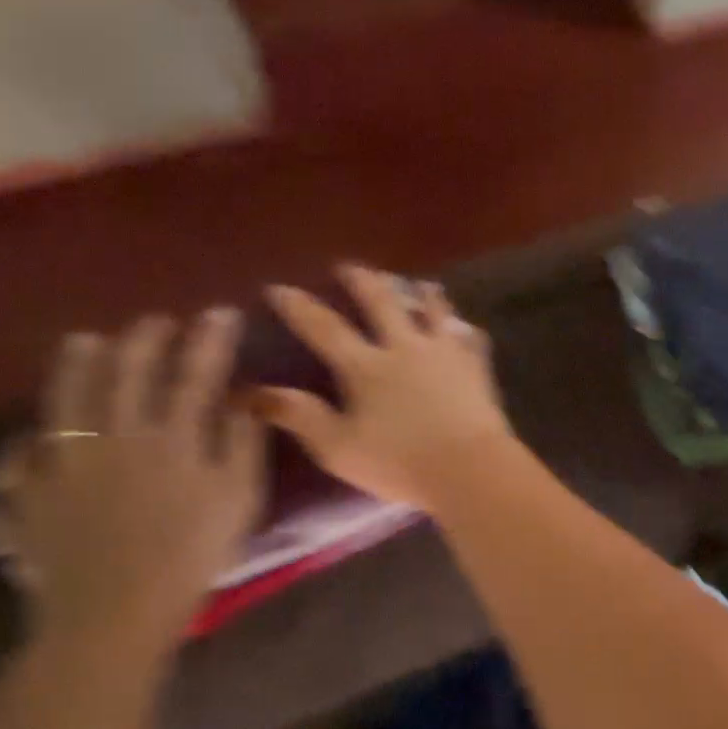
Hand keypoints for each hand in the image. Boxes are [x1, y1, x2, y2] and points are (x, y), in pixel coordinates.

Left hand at [0, 310, 264, 649]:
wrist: (111, 616)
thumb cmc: (191, 553)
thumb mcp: (239, 497)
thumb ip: (243, 442)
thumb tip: (245, 397)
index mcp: (173, 439)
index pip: (195, 374)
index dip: (210, 339)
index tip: (222, 311)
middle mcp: (117, 439)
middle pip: (128, 375)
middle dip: (144, 340)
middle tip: (156, 321)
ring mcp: (65, 465)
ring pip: (68, 402)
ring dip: (78, 366)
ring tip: (85, 341)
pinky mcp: (30, 497)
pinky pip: (18, 458)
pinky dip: (25, 441)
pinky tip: (33, 433)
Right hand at [252, 264, 508, 507]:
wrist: (468, 463)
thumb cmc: (398, 461)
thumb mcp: (337, 446)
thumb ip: (300, 415)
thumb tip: (252, 391)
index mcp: (367, 367)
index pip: (326, 329)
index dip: (300, 307)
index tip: (279, 287)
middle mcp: (407, 347)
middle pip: (383, 304)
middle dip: (363, 281)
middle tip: (350, 265)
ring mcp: (446, 352)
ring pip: (434, 312)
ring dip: (423, 294)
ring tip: (421, 284)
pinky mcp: (475, 364)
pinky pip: (469, 337)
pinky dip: (463, 328)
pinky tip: (465, 326)